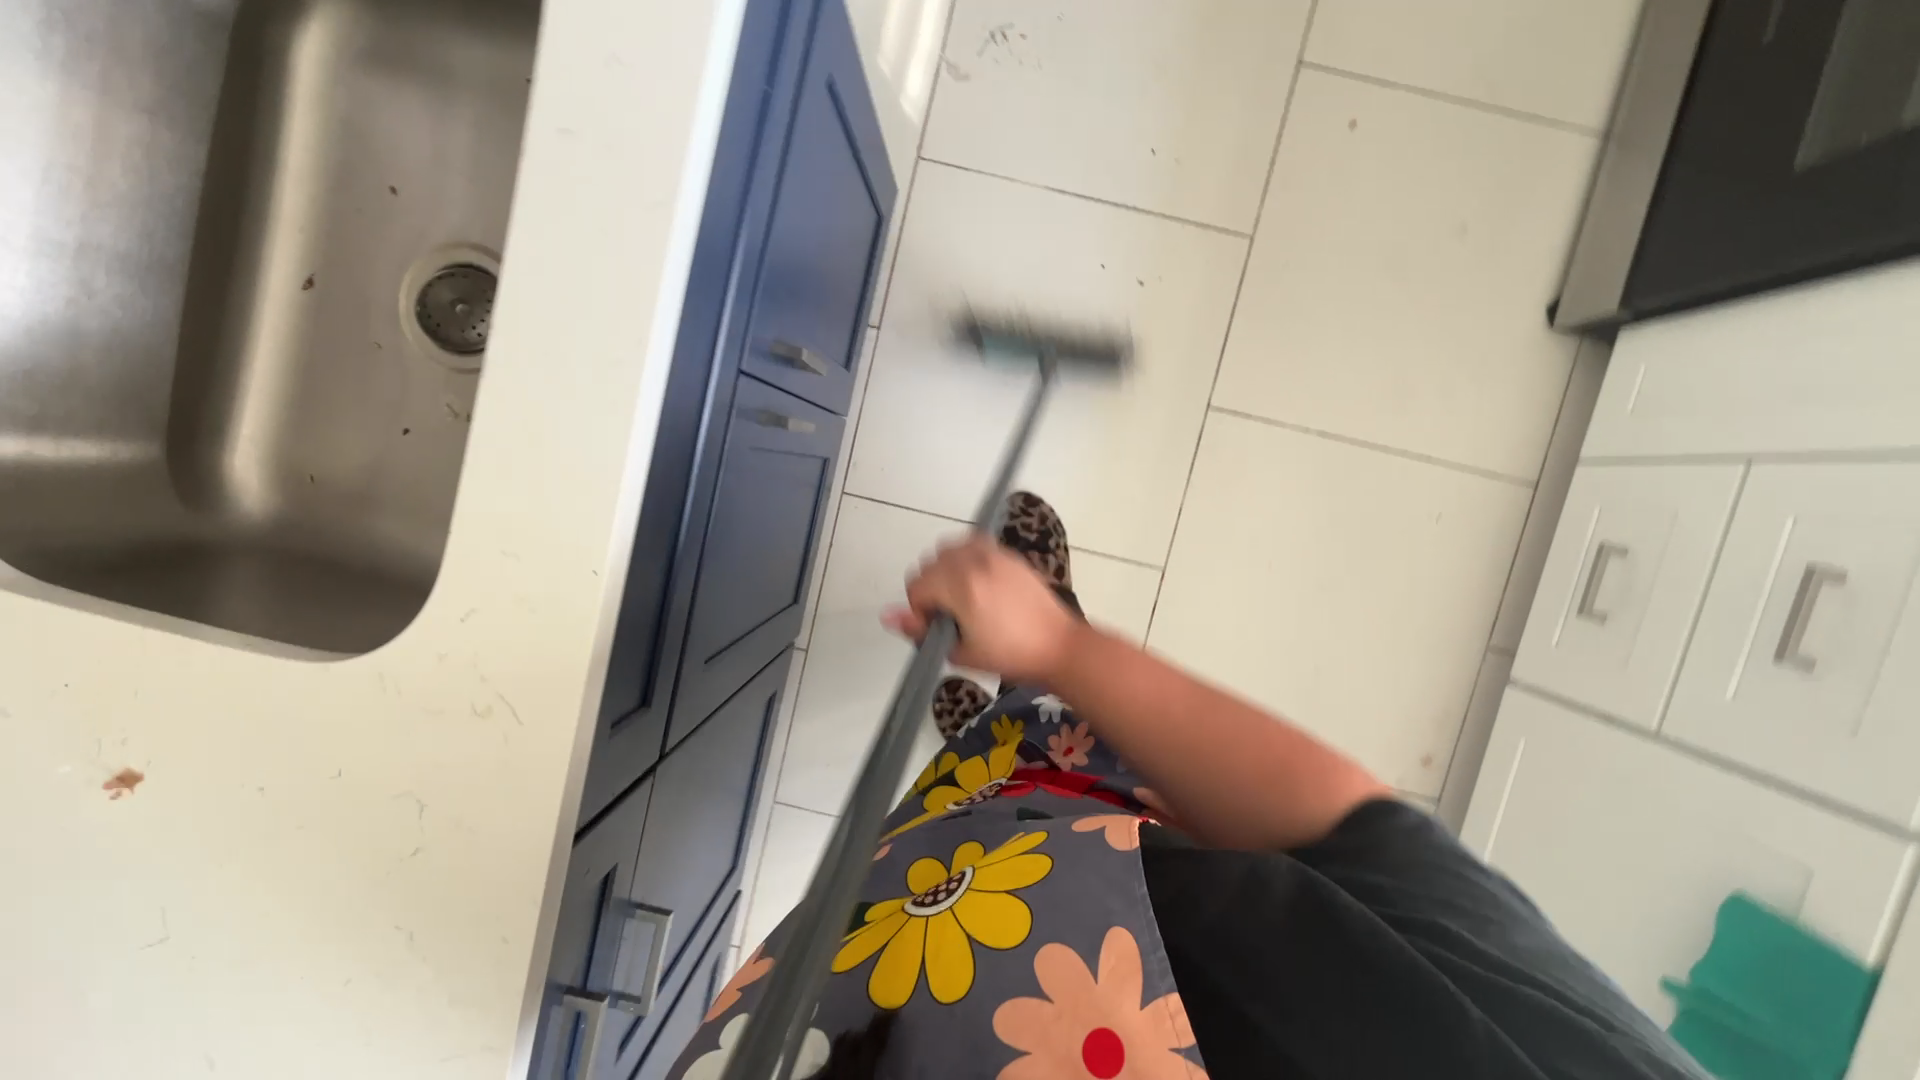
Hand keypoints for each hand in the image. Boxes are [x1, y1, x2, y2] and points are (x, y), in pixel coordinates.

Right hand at [881, 533, 1083, 682]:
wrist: (1058, 645)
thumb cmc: (1010, 655)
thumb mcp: (960, 651)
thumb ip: (920, 631)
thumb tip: (887, 616)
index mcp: (960, 585)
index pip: (917, 585)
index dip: (919, 610)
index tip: (937, 628)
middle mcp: (974, 561)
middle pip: (930, 562)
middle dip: (930, 587)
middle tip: (949, 615)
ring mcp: (994, 553)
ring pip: (950, 548)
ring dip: (946, 569)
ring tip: (961, 597)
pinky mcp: (1009, 554)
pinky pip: (974, 543)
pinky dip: (967, 558)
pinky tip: (979, 584)